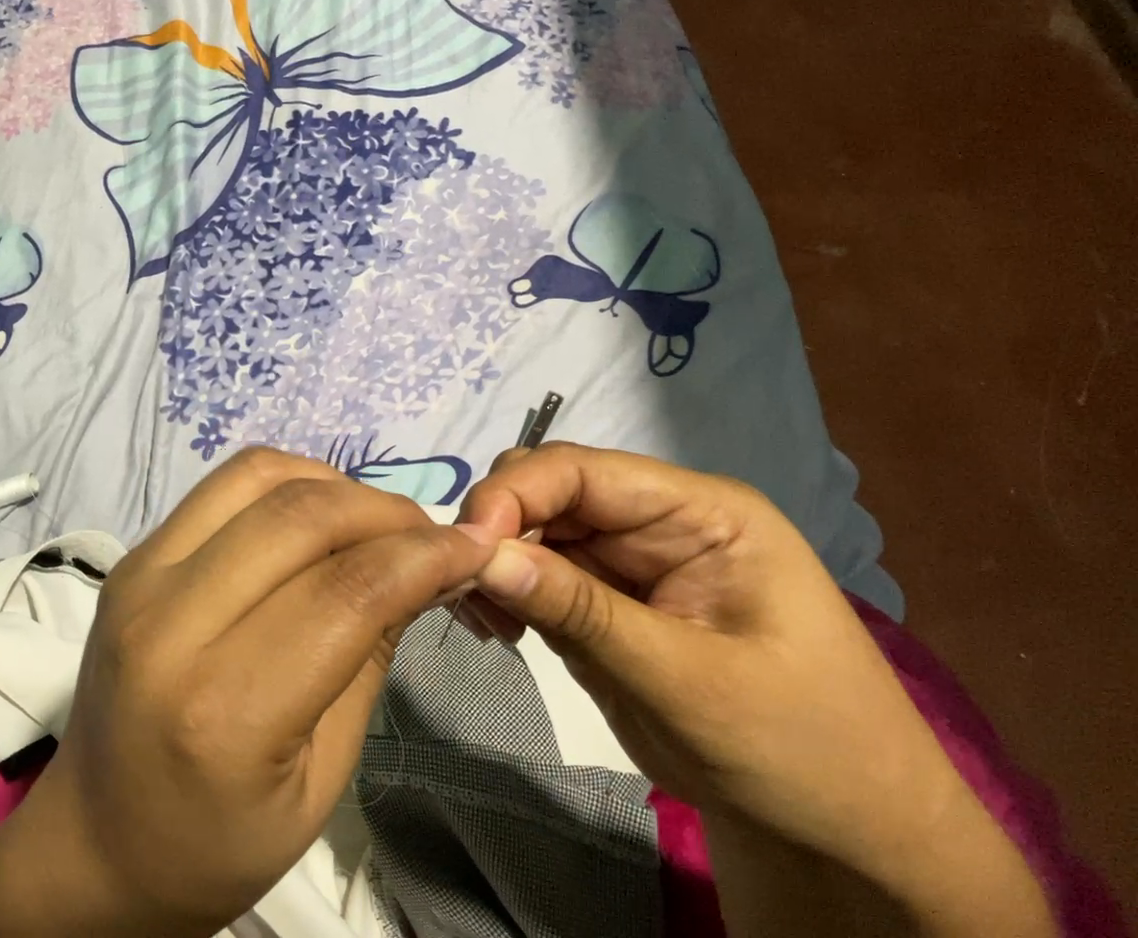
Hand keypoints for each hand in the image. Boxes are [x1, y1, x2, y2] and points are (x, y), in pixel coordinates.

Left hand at [0, 447, 497, 936]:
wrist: (96, 837)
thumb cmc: (216, 840)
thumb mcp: (320, 780)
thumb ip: (368, 658)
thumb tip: (424, 568)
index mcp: (225, 709)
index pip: (346, 593)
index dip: (425, 557)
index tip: (476, 548)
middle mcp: (171, 625)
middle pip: (300, 517)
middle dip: (386, 511)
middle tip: (433, 537)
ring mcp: (139, 579)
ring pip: (254, 476)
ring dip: (333, 485)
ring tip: (374, 526)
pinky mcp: (130, 559)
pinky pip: (218, 489)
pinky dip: (284, 487)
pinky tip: (316, 522)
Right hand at [455, 444, 1054, 936]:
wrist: (840, 834)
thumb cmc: (797, 748)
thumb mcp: (686, 680)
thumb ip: (579, 611)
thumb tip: (479, 555)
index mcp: (702, 513)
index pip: (582, 470)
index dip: (515, 495)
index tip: (465, 548)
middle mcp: (658, 523)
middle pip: (548, 493)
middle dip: (497, 529)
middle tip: (465, 591)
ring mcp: (629, 565)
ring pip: (531, 534)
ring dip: (493, 566)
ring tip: (483, 622)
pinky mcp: (604, 606)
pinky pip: (536, 579)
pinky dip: (503, 595)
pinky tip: (497, 630)